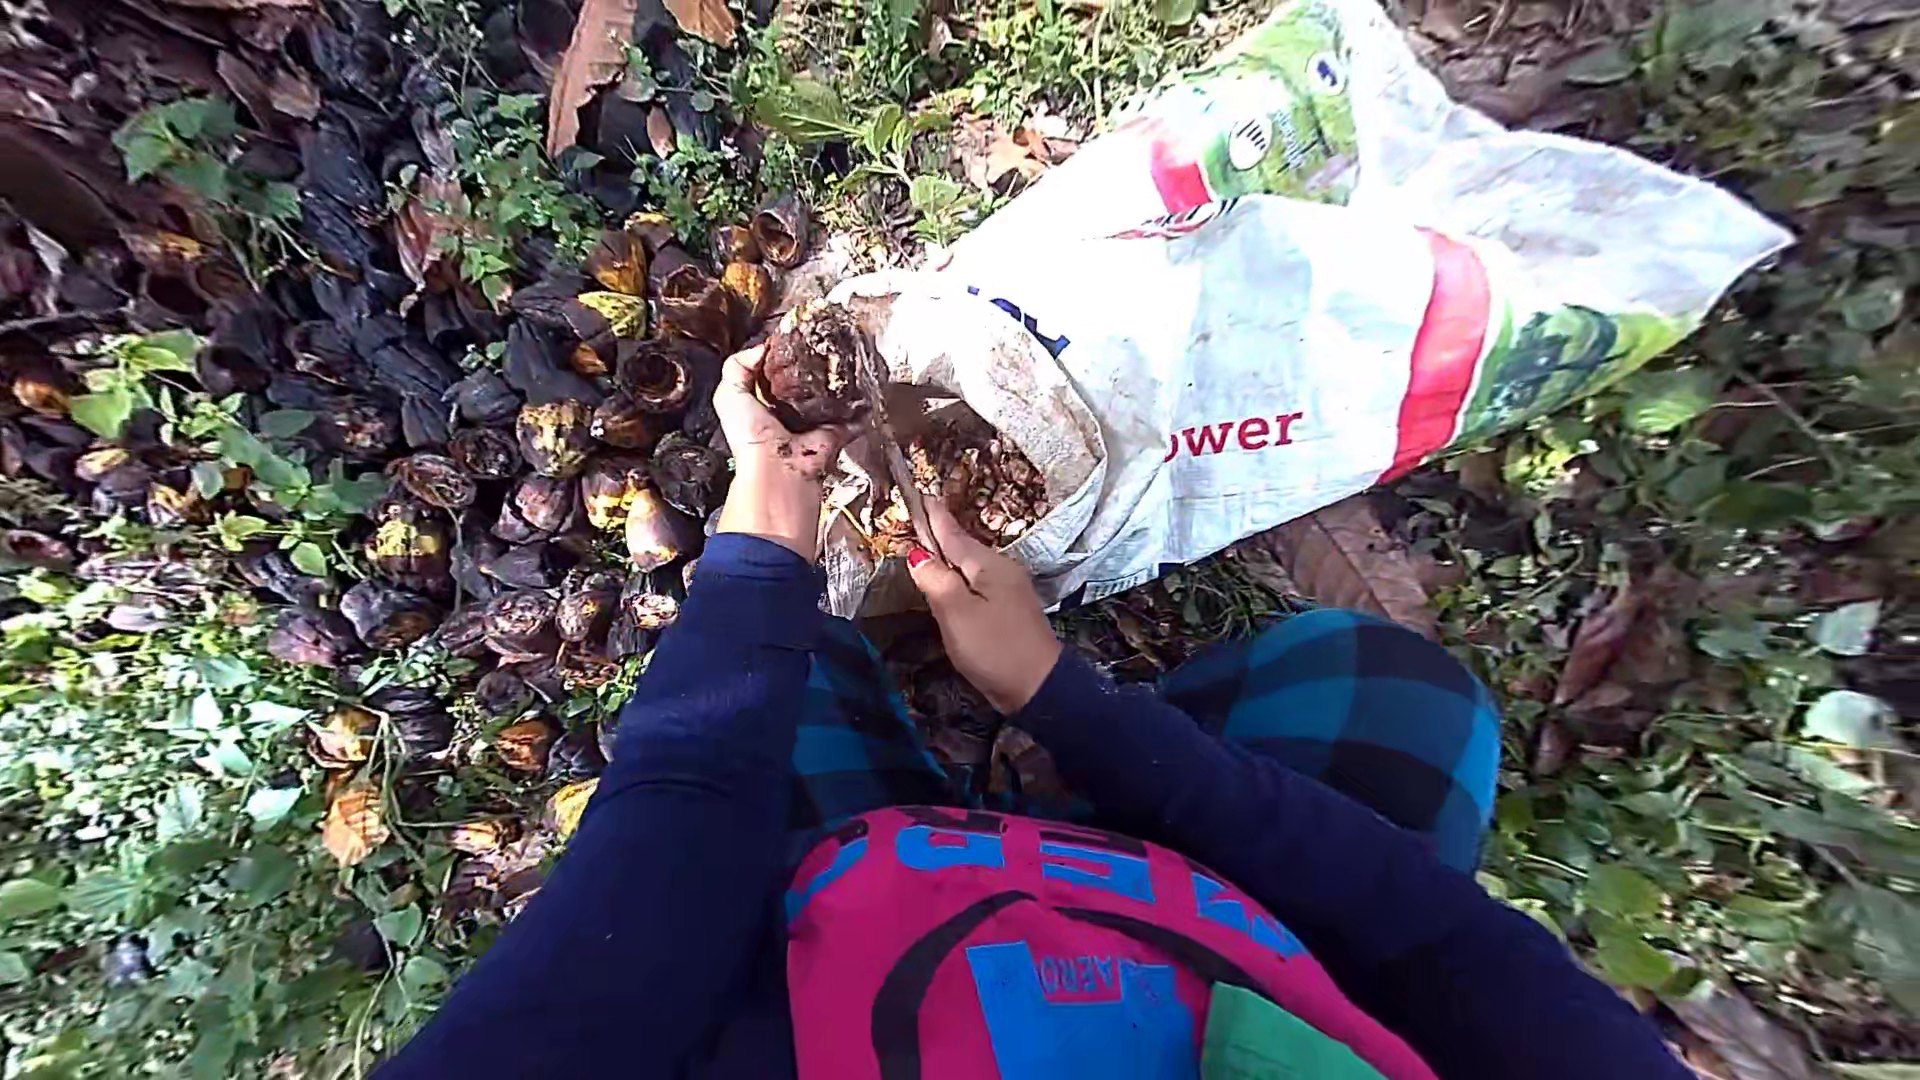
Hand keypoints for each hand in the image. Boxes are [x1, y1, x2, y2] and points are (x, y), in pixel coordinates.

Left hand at [713, 345, 848, 560]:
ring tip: (844, 358)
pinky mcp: (835, 434)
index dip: (782, 355)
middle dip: (813, 365)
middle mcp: (789, 413)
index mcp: (763, 404)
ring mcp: (814, 424)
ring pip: (829, 398)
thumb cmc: (750, 436)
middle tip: (823, 343)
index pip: (774, 373)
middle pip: (805, 383)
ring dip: (837, 382)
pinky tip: (864, 387)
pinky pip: (852, 418)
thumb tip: (763, 348)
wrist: (778, 468)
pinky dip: (861, 408)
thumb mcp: (729, 394)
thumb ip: (737, 366)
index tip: (794, 335)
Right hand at [906, 503, 1062, 713]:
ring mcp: (1009, 591)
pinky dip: (960, 580)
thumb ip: (936, 580)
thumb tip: (918, 555)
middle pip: (964, 549)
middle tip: (918, 520)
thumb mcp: (957, 613)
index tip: (923, 496)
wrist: (1039, 686)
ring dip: (950, 558)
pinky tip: (950, 585)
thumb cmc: (994, 648)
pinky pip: (978, 586)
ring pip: (971, 568)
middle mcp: (1001, 571)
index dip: (935, 518)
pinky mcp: (1009, 611)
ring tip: (927, 548)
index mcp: (988, 566)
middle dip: (941, 536)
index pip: (954, 535)